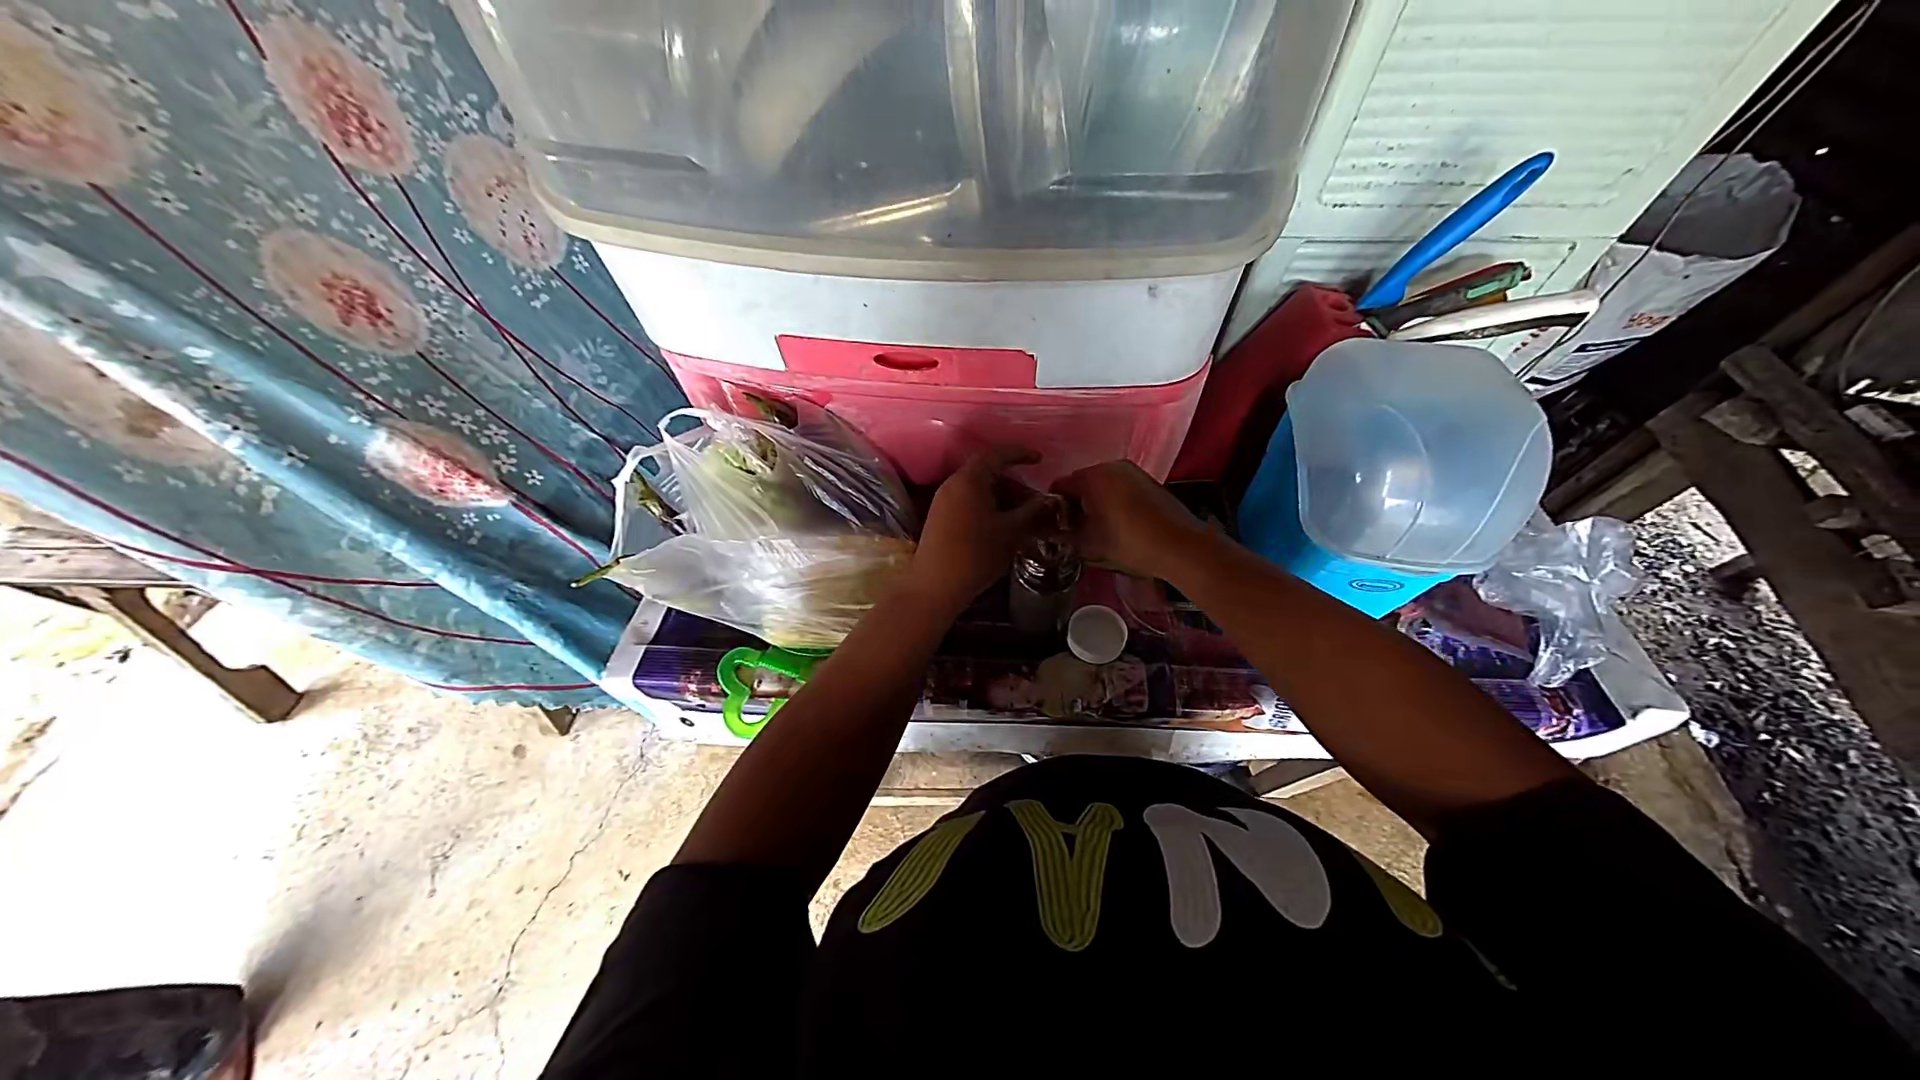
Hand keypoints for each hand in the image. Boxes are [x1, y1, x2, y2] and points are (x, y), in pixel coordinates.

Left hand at [907, 448, 1056, 612]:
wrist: (935, 585)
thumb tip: (1049, 500)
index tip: (1039, 459)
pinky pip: (969, 502)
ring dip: (1002, 497)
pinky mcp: (940, 518)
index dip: (1020, 454)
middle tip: (1036, 499)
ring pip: (978, 490)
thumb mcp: (1011, 532)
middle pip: (987, 472)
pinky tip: (1003, 525)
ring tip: (1024, 515)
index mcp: (969, 479)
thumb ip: (1032, 512)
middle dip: (1014, 482)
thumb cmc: (976, 555)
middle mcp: (953, 484)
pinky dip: (988, 506)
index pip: (997, 454)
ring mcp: (943, 501)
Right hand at [1052, 461, 1207, 579]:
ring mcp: (1132, 471)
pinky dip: (1113, 499)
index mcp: (1093, 477)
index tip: (1057, 526)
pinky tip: (1118, 521)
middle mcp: (1111, 466)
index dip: (1054, 507)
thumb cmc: (1130, 543)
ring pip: (1102, 483)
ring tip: (1098, 527)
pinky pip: (1119, 486)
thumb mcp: (1090, 544)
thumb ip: (1066, 535)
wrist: (1180, 546)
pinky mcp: (1147, 480)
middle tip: (1076, 528)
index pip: (1060, 486)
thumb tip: (1054, 532)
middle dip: (1076, 503)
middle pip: (1081, 482)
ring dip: (1095, 501)